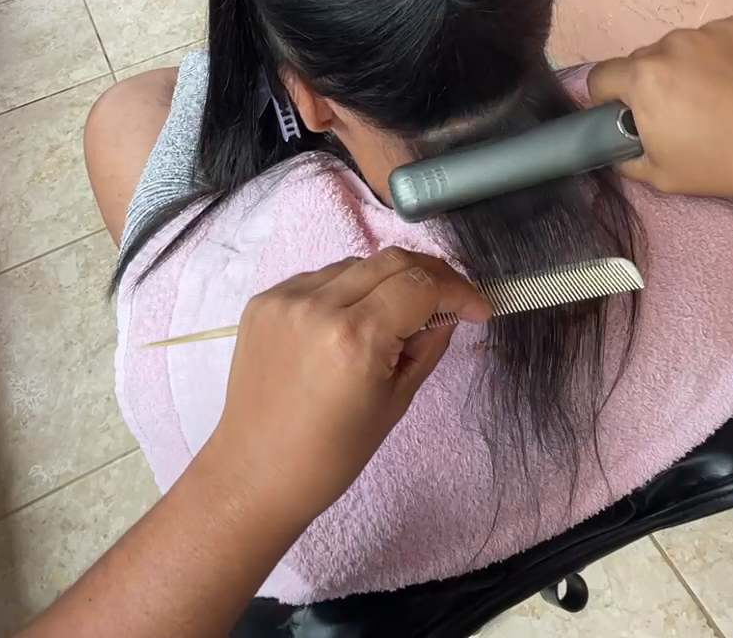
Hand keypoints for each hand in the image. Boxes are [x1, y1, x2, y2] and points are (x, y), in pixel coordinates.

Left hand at [193, 248, 492, 527]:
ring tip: (395, 314)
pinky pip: (320, 277)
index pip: (421, 284)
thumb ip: (428, 345)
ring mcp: (285, 298)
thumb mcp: (395, 402)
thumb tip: (450, 310)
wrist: (255, 472)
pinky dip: (346, 289)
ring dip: (386, 279)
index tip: (477, 308)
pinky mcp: (263, 300)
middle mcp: (318, 306)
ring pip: (355, 264)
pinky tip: (350, 319)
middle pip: (391, 259)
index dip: (458, 290)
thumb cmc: (331, 454)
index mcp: (355, 338)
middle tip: (449, 298)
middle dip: (430, 273)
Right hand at [588, 11, 732, 205]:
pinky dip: (731, 56)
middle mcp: (674, 43)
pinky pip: (726, 37)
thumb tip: (619, 143)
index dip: (608, 99)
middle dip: (657, 84)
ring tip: (731, 100)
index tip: (628, 116)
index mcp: (645, 78)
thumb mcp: (664, 177)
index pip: (600, 77)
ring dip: (695, 68)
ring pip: (688, 48)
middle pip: (646, 61)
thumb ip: (626, 157)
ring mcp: (717, 28)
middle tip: (688, 116)